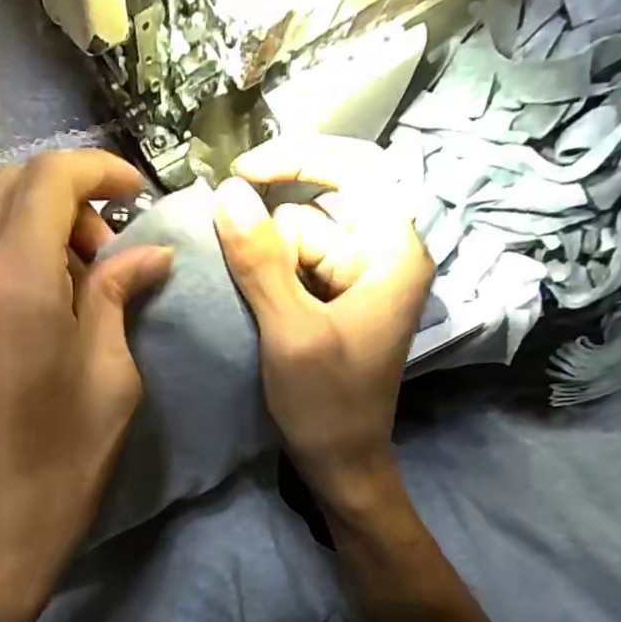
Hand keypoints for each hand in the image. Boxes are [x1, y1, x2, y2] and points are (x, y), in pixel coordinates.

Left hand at [0, 151, 172, 621]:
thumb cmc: (64, 463)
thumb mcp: (112, 377)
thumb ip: (118, 296)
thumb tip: (148, 251)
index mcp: (14, 283)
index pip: (47, 178)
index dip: (96, 169)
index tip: (134, 195)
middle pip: (6, 184)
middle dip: (64, 194)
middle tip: (104, 250)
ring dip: (31, 221)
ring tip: (73, 278)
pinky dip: (4, 250)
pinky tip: (36, 300)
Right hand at [214, 134, 432, 502]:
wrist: (339, 463)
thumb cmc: (327, 404)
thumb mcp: (291, 331)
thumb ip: (260, 262)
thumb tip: (227, 194)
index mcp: (393, 253)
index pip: (357, 169)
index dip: (299, 158)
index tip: (241, 174)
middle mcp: (379, 255)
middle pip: (313, 212)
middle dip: (273, 244)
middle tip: (264, 304)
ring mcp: (355, 279)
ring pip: (294, 240)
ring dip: (265, 269)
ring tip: (266, 323)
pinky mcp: (332, 299)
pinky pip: (291, 267)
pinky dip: (268, 281)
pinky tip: (260, 317)